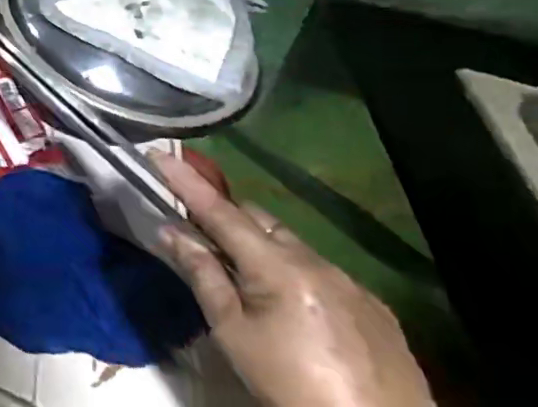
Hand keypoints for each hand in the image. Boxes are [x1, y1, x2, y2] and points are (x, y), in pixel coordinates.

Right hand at [150, 153, 433, 406]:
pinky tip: (300, 313)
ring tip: (253, 284)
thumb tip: (172, 232)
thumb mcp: (235, 337)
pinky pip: (326, 273)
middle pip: (259, 220)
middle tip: (204, 238)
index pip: (220, 211)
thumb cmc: (293, 388)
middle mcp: (316, 260)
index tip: (160, 154)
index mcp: (277, 266)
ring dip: (265, 250)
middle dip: (228, 220)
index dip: (186, 182)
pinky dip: (300, 276)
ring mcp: (351, 282)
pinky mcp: (376, 308)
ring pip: (293, 245)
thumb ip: (203, 277)